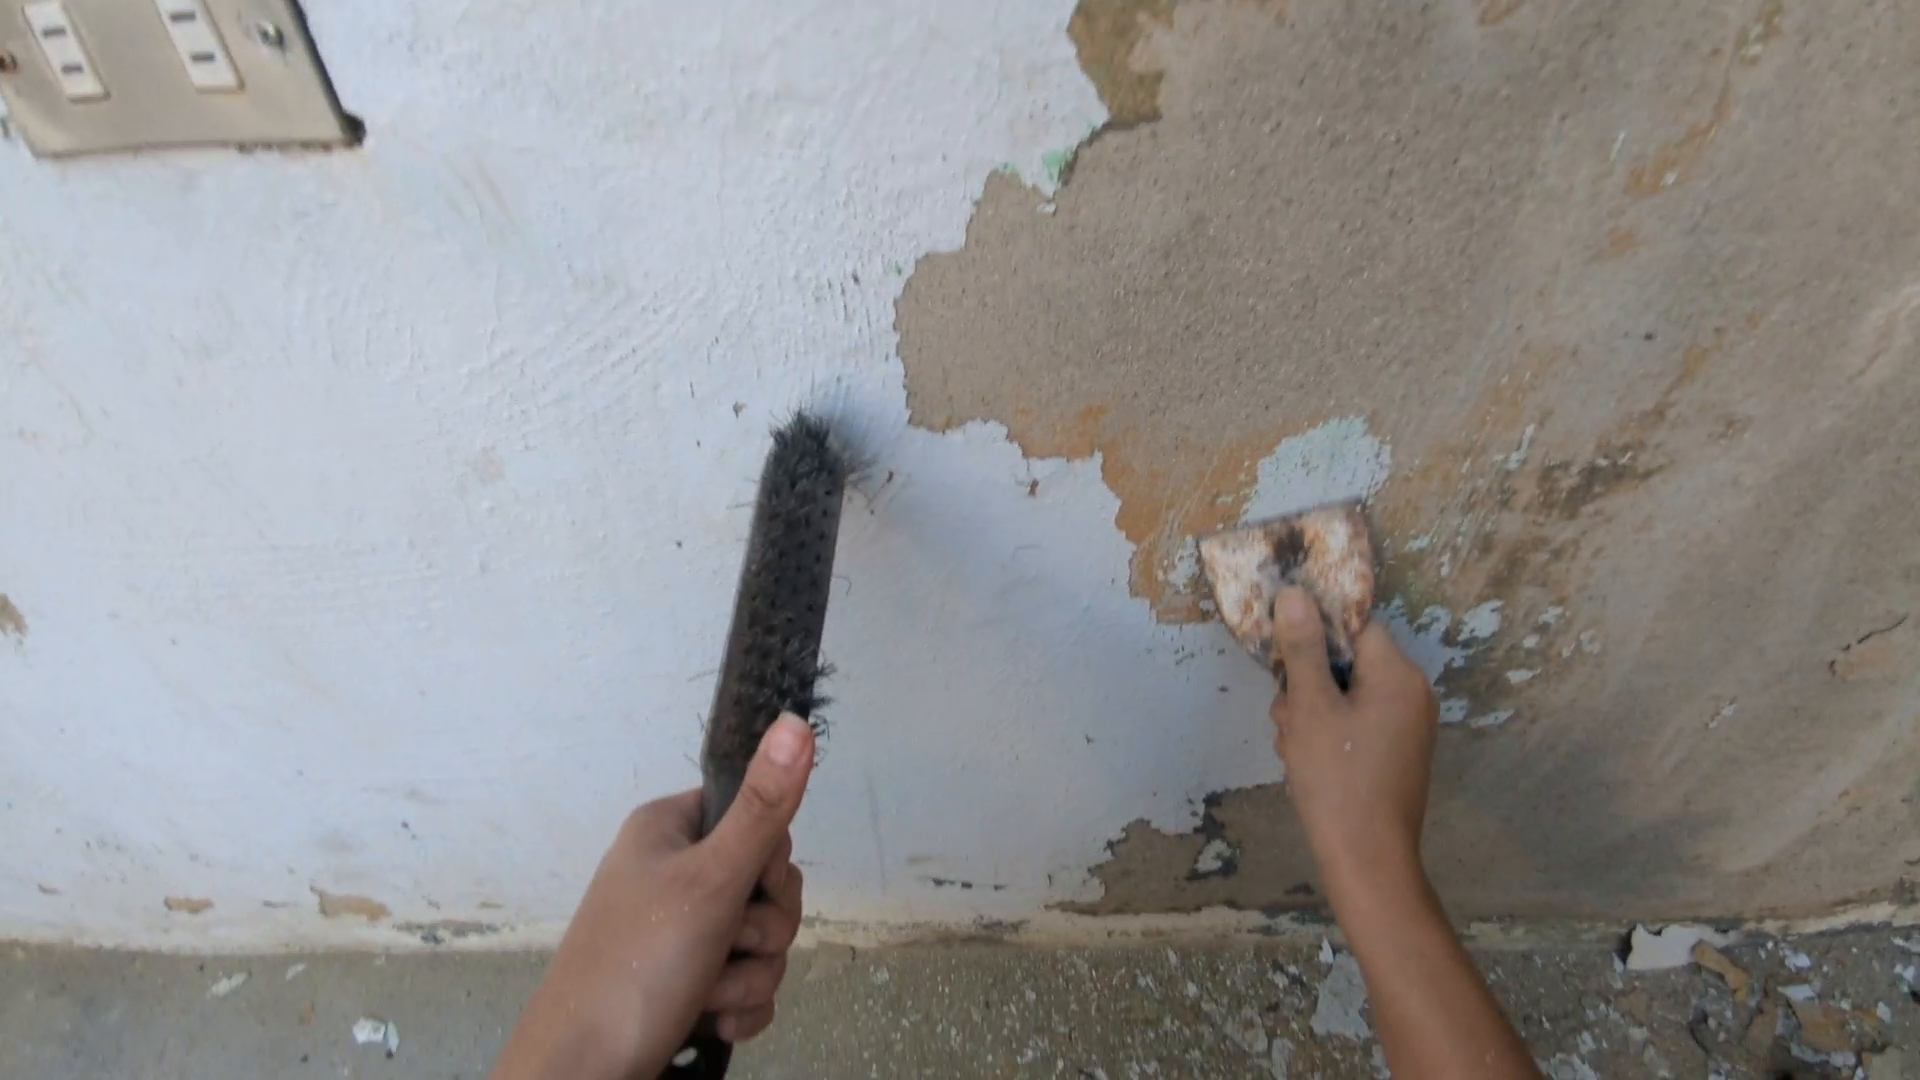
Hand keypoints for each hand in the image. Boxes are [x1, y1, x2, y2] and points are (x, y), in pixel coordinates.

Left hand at [491, 714, 814, 1079]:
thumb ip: (763, 805)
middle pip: (767, 879)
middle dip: (762, 925)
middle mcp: (673, 871)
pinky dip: (741, 1001)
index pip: (753, 812)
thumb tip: (796, 719)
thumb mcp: (711, 878)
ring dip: (750, 971)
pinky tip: (716, 1022)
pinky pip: (747, 977)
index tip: (751, 882)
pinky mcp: (686, 980)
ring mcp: (678, 929)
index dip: (768, 854)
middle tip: (728, 944)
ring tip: (710, 995)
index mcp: (670, 828)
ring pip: (761, 933)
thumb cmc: (639, 966)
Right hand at [1268, 587, 1437, 894]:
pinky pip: (1350, 720)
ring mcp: (1402, 724)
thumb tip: (1294, 593)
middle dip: (1304, 682)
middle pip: (1344, 661)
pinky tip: (1305, 758)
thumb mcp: (1310, 706)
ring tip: (1294, 744)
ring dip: (1307, 710)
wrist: (1366, 856)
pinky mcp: (1390, 749)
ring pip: (1339, 693)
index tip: (1283, 653)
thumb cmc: (1337, 775)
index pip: (1354, 626)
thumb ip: (1302, 647)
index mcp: (1398, 675)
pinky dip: (1324, 731)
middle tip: (1286, 714)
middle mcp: (1409, 694)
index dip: (1315, 632)